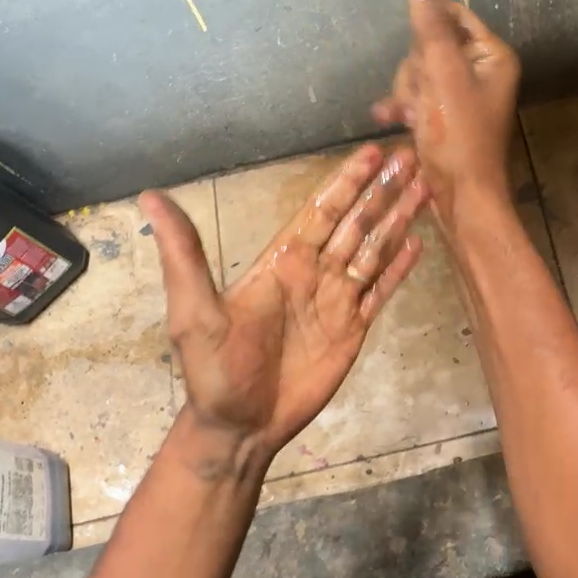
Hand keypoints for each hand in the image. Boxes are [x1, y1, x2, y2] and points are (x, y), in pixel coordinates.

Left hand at [138, 145, 427, 465]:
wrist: (241, 424)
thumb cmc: (215, 371)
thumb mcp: (193, 311)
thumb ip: (184, 254)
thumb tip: (151, 196)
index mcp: (281, 261)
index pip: (321, 211)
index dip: (348, 181)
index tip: (373, 152)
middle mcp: (313, 272)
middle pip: (355, 222)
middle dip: (382, 191)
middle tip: (413, 159)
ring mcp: (336, 300)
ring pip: (374, 251)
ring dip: (398, 221)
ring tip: (426, 191)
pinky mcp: (353, 329)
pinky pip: (380, 291)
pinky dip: (398, 269)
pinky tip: (418, 245)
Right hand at [371, 0, 520, 223]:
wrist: (463, 199)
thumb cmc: (459, 140)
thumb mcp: (443, 78)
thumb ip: (431, 30)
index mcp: (492, 56)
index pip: (452, 16)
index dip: (427, 34)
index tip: (423, 62)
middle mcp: (481, 72)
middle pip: (430, 46)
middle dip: (416, 72)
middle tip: (423, 98)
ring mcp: (462, 96)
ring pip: (419, 73)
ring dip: (408, 93)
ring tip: (413, 118)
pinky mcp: (445, 118)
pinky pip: (418, 98)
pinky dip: (405, 108)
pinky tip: (391, 120)